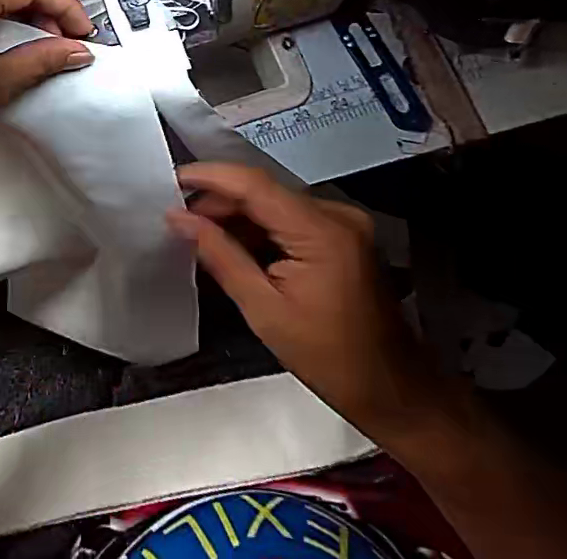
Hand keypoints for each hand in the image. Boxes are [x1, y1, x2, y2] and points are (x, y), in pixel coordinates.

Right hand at [166, 162, 460, 449]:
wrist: (394, 389)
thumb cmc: (329, 359)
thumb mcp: (264, 309)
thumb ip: (220, 255)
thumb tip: (179, 219)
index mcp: (321, 231)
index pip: (255, 185)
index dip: (210, 176)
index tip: (171, 180)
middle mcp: (336, 214)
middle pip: (264, 191)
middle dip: (219, 200)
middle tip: (179, 218)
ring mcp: (343, 222)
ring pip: (275, 202)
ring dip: (237, 214)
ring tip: (198, 232)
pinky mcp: (342, 234)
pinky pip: (290, 218)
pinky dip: (259, 227)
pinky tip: (232, 243)